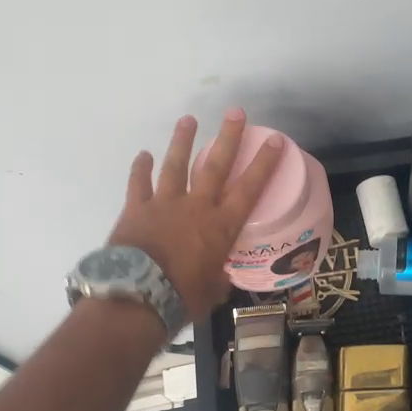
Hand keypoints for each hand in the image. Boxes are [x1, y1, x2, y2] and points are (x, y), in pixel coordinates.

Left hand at [109, 108, 284, 319]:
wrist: (137, 297)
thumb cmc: (182, 298)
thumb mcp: (212, 291)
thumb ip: (217, 277)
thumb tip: (220, 278)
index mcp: (221, 226)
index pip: (249, 188)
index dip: (264, 164)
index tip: (275, 140)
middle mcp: (196, 207)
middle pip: (215, 165)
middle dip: (228, 137)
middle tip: (236, 112)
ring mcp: (164, 204)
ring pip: (176, 165)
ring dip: (182, 141)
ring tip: (188, 119)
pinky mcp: (136, 209)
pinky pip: (138, 183)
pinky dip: (141, 168)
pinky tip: (144, 154)